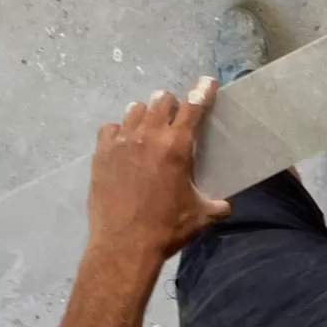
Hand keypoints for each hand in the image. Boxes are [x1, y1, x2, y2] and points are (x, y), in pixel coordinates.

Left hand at [88, 77, 230, 262]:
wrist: (125, 244)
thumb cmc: (168, 228)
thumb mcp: (202, 216)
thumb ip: (218, 205)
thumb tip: (225, 206)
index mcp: (177, 147)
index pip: (194, 107)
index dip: (203, 91)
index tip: (207, 82)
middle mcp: (149, 136)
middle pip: (161, 101)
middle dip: (172, 104)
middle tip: (176, 116)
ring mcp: (121, 142)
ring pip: (135, 110)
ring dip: (147, 115)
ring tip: (150, 128)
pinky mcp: (101, 154)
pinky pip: (111, 129)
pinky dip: (121, 131)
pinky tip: (125, 144)